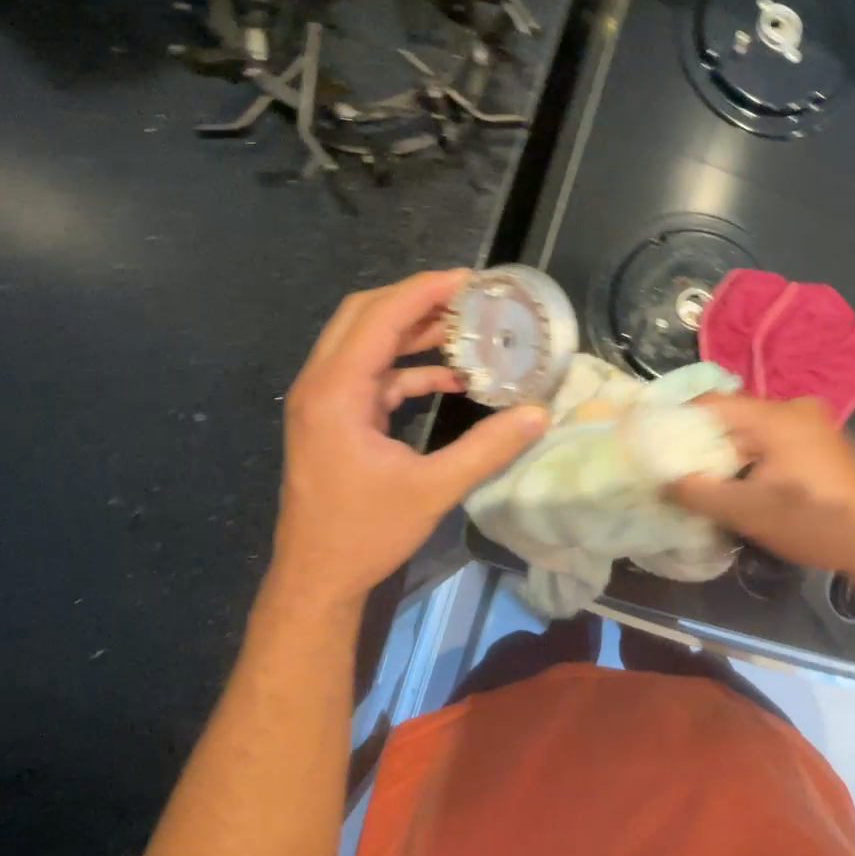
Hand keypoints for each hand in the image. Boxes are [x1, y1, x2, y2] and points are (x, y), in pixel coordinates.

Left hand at [272, 269, 547, 603]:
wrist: (317, 576)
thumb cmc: (366, 532)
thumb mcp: (433, 489)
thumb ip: (487, 448)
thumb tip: (538, 415)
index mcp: (336, 392)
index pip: (379, 317)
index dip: (423, 291)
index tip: (470, 279)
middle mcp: (321, 386)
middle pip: (364, 316)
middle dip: (416, 300)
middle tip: (469, 297)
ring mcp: (323, 403)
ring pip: (365, 343)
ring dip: (411, 331)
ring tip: (464, 328)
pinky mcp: (334, 421)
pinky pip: (370, 376)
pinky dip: (406, 369)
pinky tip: (447, 378)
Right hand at [667, 396, 854, 572]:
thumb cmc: (809, 522)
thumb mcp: (746, 512)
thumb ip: (699, 493)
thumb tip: (662, 482)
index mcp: (776, 417)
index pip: (715, 403)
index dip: (682, 418)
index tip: (659, 440)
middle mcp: (796, 408)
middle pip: (737, 415)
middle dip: (708, 440)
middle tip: (681, 465)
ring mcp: (815, 423)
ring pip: (757, 428)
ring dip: (734, 450)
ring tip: (710, 476)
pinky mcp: (825, 441)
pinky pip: (778, 437)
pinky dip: (758, 454)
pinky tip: (747, 480)